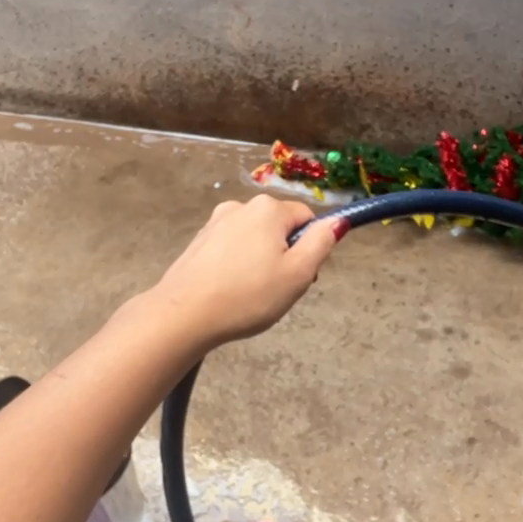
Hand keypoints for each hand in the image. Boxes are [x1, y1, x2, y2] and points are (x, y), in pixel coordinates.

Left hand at [139, 195, 341, 349]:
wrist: (184, 315)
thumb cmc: (248, 296)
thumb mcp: (298, 274)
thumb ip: (321, 243)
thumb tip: (338, 222)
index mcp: (268, 208)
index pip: (306, 219)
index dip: (309, 248)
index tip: (299, 277)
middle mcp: (240, 206)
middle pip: (278, 228)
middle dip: (284, 255)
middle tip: (275, 290)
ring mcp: (215, 222)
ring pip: (254, 239)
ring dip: (260, 261)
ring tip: (250, 294)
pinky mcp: (198, 241)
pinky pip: (231, 248)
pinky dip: (237, 265)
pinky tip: (229, 290)